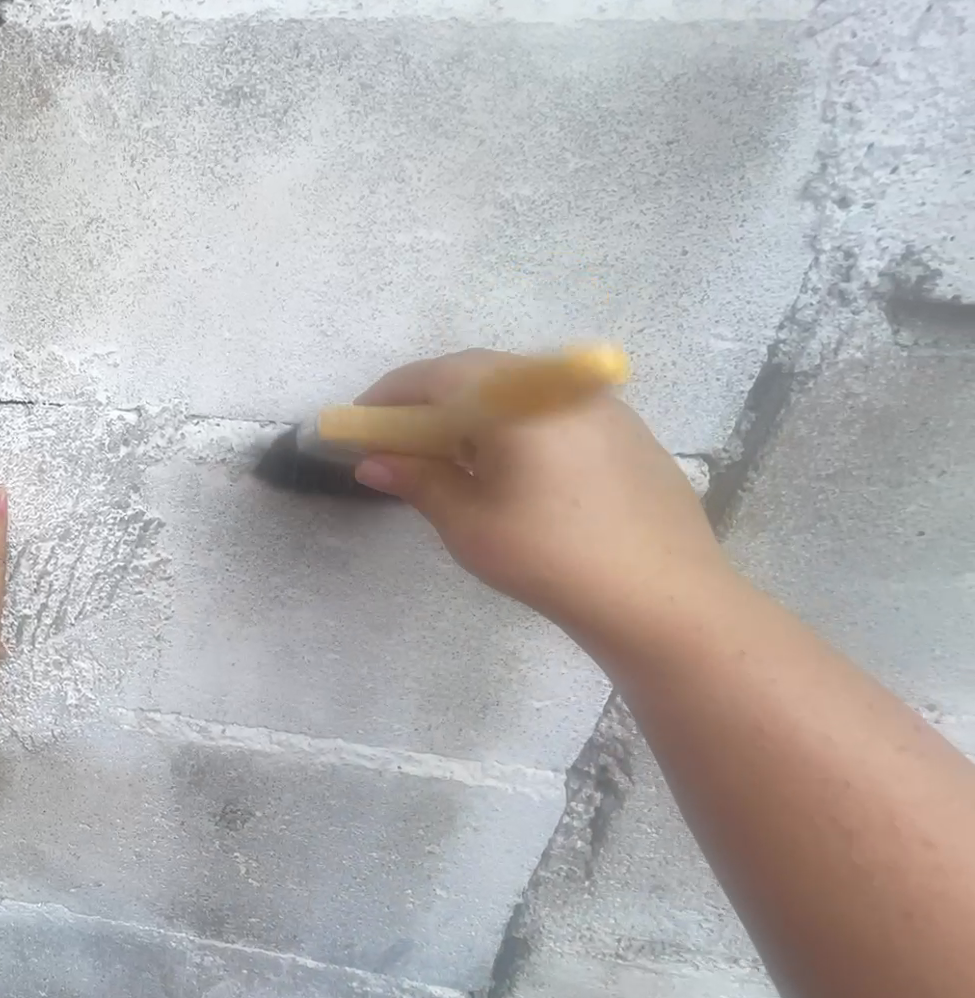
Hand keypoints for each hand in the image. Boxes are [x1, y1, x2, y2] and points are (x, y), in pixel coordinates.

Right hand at [351, 349, 732, 633]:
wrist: (663, 599)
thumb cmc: (548, 558)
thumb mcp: (466, 523)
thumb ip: (417, 480)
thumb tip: (372, 462)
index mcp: (518, 404)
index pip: (438, 376)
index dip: (390, 394)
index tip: (359, 421)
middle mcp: (561, 389)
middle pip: (478, 373)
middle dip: (427, 398)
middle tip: (395, 434)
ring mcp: (600, 407)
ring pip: (517, 388)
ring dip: (470, 408)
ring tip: (445, 452)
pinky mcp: (625, 431)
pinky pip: (550, 407)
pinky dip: (510, 422)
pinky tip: (504, 464)